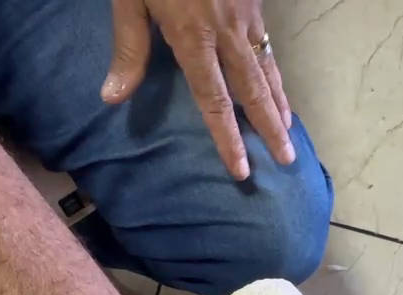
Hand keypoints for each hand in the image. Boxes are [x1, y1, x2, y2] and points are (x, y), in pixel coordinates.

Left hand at [101, 0, 294, 180]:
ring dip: (279, 102)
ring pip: (267, 67)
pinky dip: (276, 71)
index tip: (242, 170)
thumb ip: (129, 47)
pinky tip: (279, 86)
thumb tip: (112, 98)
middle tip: (287, 160)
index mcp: (193, 37)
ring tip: (290, 130)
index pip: (214, 100)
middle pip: (252, 90)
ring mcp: (244, 13)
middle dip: (270, 128)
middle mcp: (225, 32)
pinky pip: (268, 43)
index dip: (229, 139)